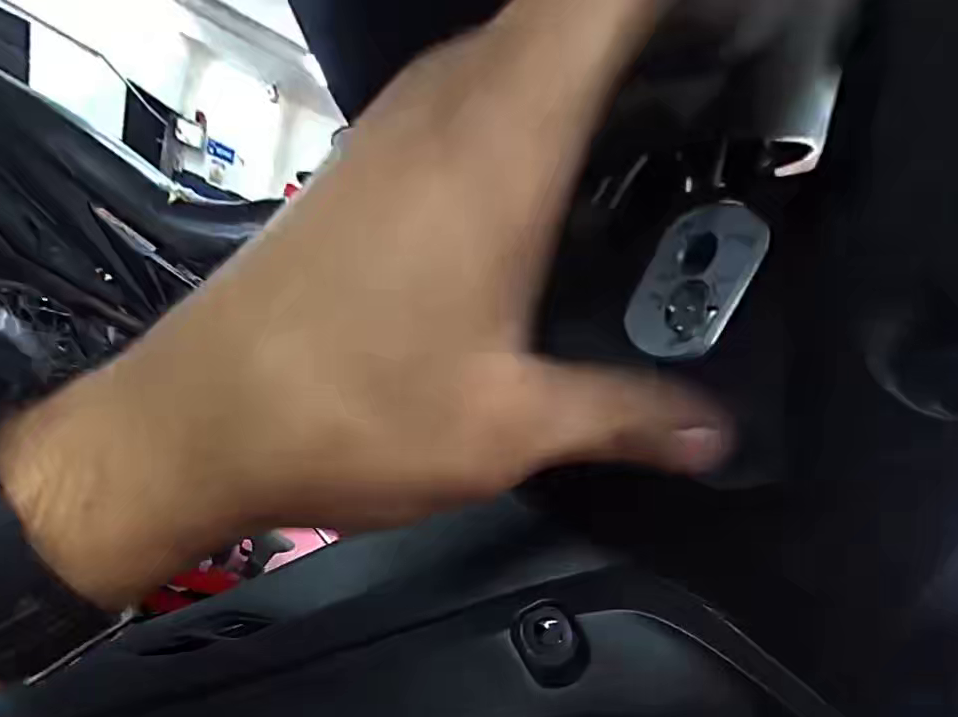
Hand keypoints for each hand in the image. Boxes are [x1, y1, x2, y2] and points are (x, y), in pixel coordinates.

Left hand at [0, 0, 726, 606]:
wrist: (202, 426)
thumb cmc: (351, 419)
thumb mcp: (506, 428)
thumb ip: (622, 417)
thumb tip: (715, 433)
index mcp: (498, 146)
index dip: (686, 2)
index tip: (755, 33)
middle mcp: (444, 110)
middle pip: (571, 7)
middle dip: (663, 30)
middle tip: (744, 81)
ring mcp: (394, 136)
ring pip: (517, 50)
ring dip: (595, 67)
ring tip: (677, 119)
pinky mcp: (365, 176)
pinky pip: (469, 106)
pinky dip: (533, 116)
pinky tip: (559, 187)